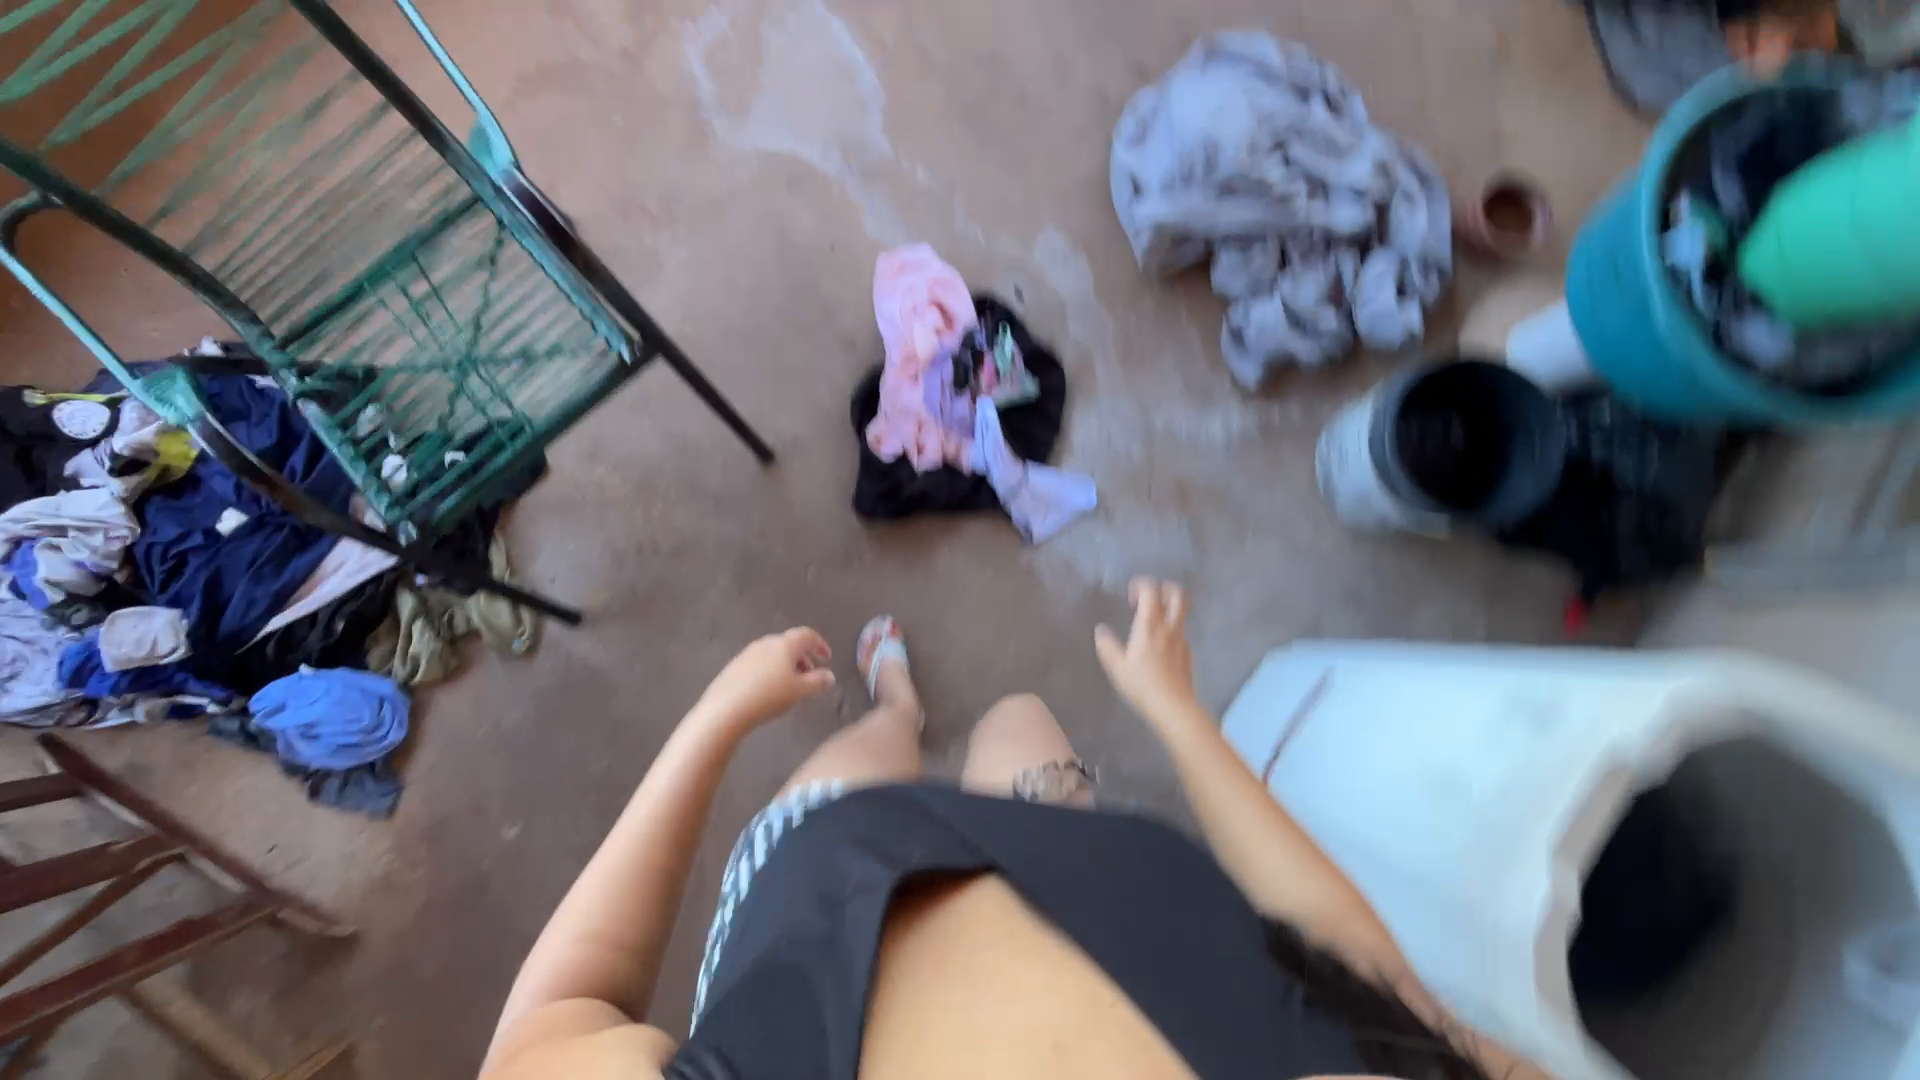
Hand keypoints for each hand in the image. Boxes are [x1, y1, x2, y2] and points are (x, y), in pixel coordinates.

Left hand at [696, 629, 835, 731]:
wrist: (725, 709)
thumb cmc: (769, 696)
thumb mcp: (800, 691)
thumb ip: (818, 682)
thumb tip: (830, 676)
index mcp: (785, 644)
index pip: (807, 635)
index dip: (820, 644)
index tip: (827, 658)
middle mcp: (766, 643)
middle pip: (790, 644)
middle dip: (803, 657)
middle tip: (810, 675)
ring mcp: (747, 653)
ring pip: (774, 654)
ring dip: (786, 665)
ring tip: (790, 685)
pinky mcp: (734, 666)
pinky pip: (759, 663)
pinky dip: (771, 671)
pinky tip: (768, 690)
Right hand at [1095, 578, 1198, 718]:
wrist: (1173, 706)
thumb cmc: (1141, 684)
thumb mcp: (1116, 666)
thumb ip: (1107, 645)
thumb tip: (1101, 630)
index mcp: (1149, 625)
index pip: (1151, 590)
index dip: (1141, 584)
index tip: (1130, 595)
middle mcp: (1169, 627)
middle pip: (1177, 594)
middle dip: (1164, 587)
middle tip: (1149, 597)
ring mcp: (1181, 639)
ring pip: (1182, 611)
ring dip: (1168, 607)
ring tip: (1152, 619)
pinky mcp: (1187, 652)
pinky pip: (1180, 630)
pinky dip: (1170, 627)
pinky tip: (1159, 644)